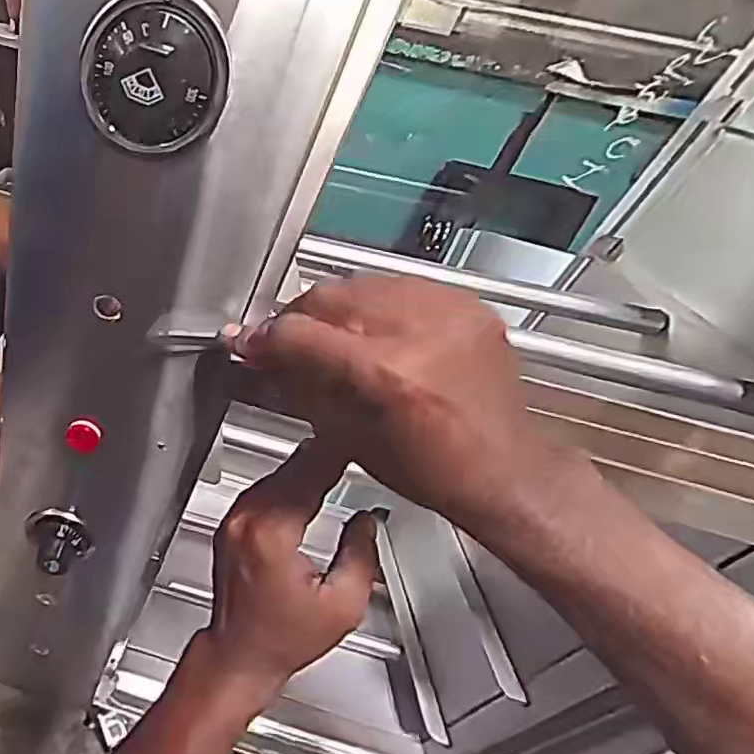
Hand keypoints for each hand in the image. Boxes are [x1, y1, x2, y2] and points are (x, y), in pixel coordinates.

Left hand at [197, 439, 379, 704]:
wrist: (239, 654)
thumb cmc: (283, 639)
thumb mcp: (342, 605)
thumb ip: (361, 555)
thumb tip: (368, 520)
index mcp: (272, 535)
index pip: (309, 477)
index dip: (335, 457)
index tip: (355, 445)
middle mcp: (246, 521)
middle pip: (290, 470)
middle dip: (321, 456)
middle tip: (349, 447)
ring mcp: (233, 521)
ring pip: (273, 475)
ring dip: (303, 466)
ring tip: (332, 461)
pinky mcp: (229, 526)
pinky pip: (260, 490)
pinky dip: (285, 481)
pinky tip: (303, 482)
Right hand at [226, 275, 573, 533]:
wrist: (503, 469)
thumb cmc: (433, 470)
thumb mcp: (347, 435)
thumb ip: (300, 386)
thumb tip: (262, 357)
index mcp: (389, 374)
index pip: (302, 333)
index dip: (265, 339)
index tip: (249, 343)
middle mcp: (423, 331)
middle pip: (329, 296)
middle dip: (298, 319)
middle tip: (283, 340)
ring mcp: (450, 311)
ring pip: (361, 283)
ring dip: (335, 308)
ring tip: (330, 337)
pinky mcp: (467, 303)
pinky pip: (399, 286)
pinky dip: (375, 304)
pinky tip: (370, 330)